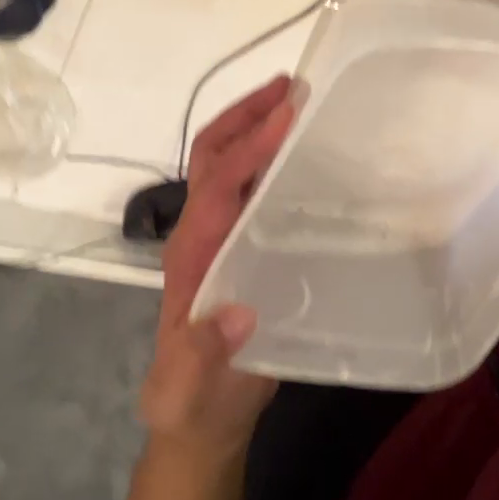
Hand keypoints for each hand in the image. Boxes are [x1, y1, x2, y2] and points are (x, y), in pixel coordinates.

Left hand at [138, 76, 296, 450]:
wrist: (201, 414)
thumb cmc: (200, 398)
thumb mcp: (192, 387)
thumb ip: (202, 356)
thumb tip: (237, 313)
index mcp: (193, 252)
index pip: (218, 183)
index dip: (250, 145)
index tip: (288, 113)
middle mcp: (202, 231)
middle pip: (212, 153)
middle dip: (245, 113)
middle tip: (292, 86)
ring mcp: (220, 233)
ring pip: (228, 160)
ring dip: (256, 123)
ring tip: (300, 100)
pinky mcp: (241, 239)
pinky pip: (250, 181)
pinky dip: (270, 151)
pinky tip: (306, 148)